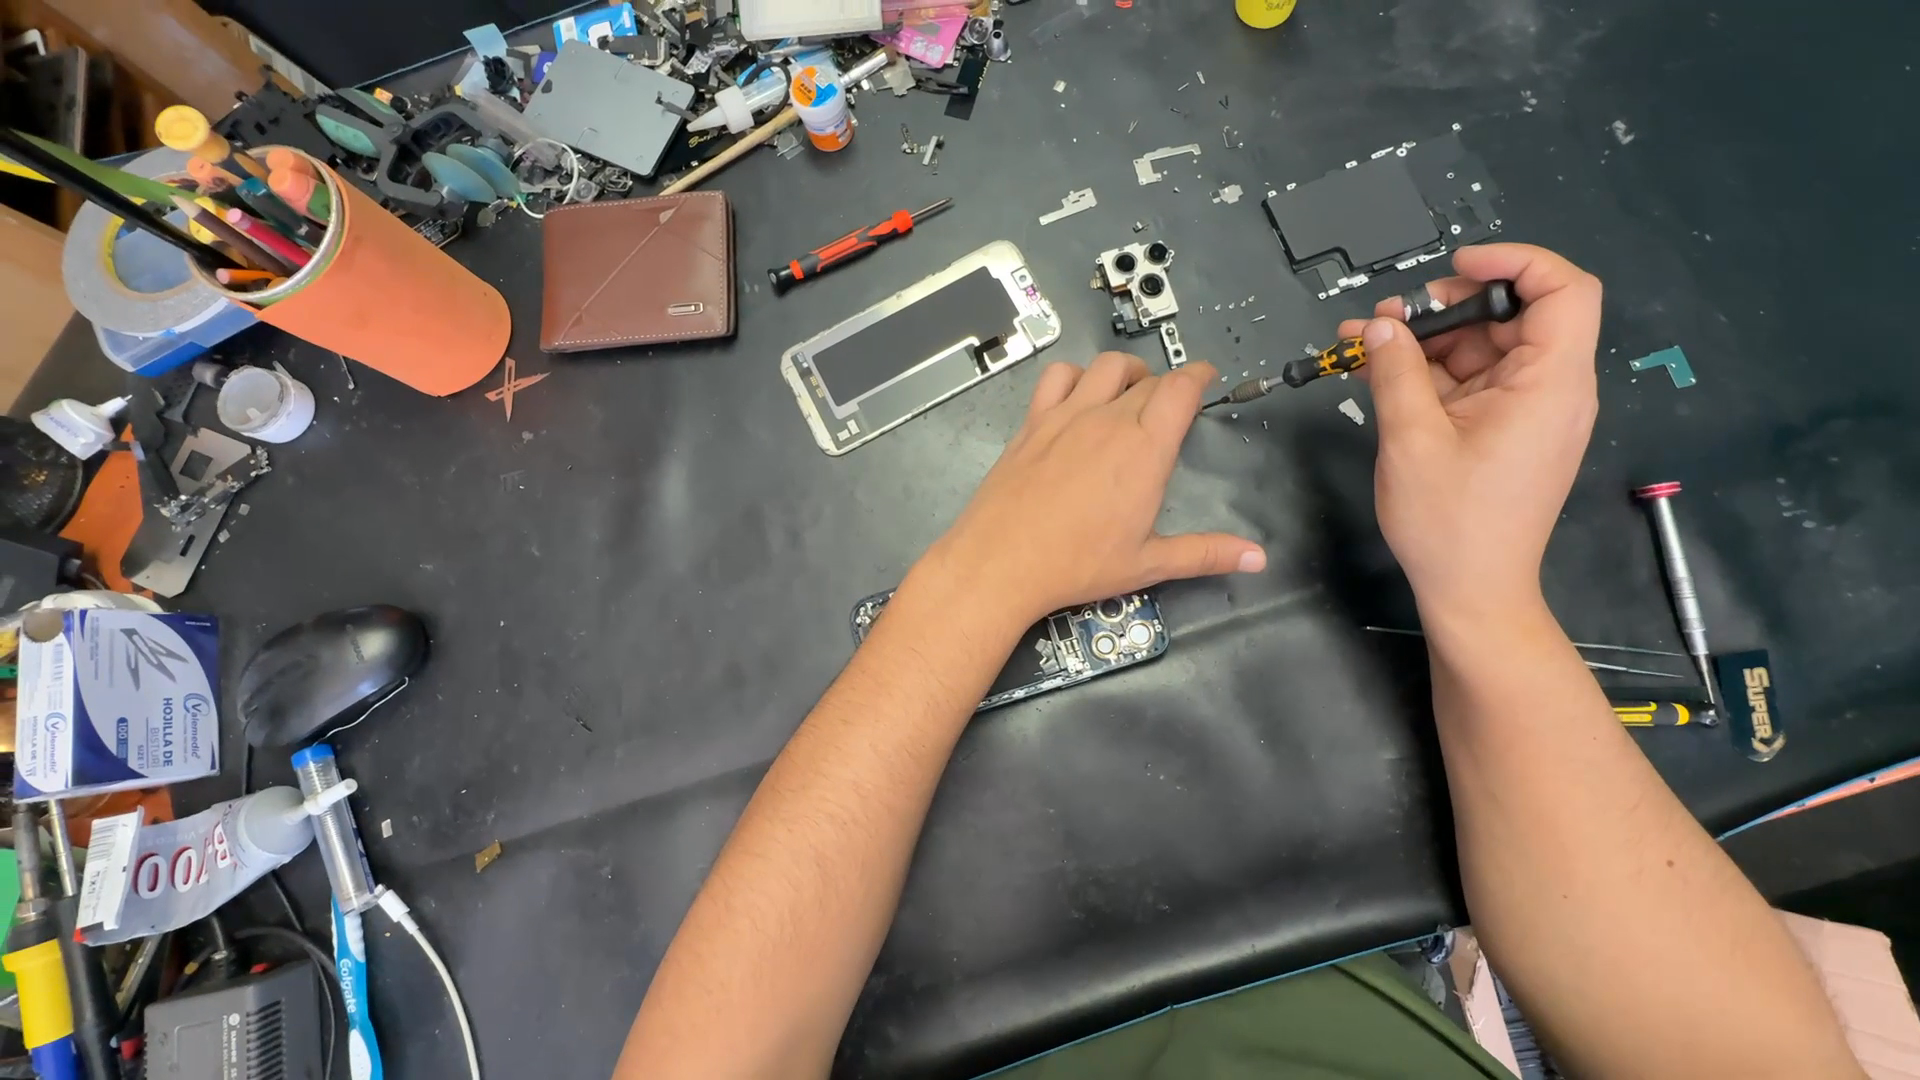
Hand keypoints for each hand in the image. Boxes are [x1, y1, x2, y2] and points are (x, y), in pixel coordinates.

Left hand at [917, 353, 1264, 626]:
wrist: (1001, 562)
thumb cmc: (1078, 565)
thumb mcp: (1148, 564)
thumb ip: (1205, 553)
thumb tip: (1258, 557)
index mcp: (1144, 448)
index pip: (1180, 389)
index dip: (1198, 376)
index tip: (1206, 379)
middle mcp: (1107, 420)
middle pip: (1147, 380)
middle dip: (1166, 385)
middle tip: (1170, 406)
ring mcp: (1065, 416)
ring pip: (1104, 367)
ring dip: (1125, 371)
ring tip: (1130, 391)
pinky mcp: (1032, 424)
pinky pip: (1056, 378)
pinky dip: (1074, 375)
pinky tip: (1077, 396)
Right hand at [1339, 243, 1601, 621]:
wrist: (1471, 590)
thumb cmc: (1448, 519)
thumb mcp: (1412, 440)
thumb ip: (1397, 374)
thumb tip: (1380, 327)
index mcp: (1549, 384)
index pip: (1563, 291)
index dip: (1515, 262)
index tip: (1451, 268)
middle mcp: (1548, 390)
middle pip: (1512, 318)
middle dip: (1447, 308)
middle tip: (1387, 317)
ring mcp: (1523, 413)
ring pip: (1481, 352)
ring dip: (1424, 342)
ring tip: (1362, 342)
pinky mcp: (1500, 433)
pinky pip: (1467, 386)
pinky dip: (1426, 375)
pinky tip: (1376, 371)